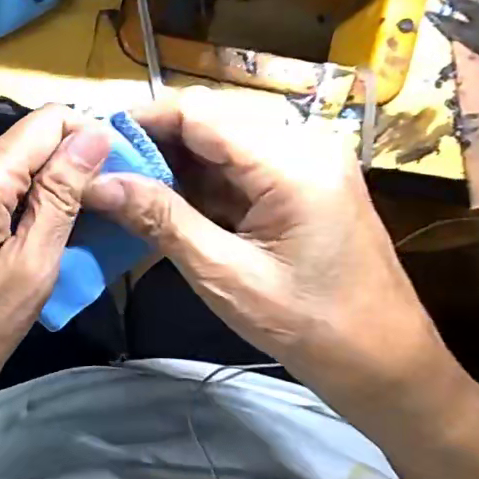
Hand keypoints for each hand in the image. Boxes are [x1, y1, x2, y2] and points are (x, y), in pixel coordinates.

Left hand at [0, 105, 111, 432]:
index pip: (45, 122)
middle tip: (106, 207)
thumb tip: (94, 137)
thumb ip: (61, 197)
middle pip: (24, 142)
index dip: (89, 135)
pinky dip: (16, 202)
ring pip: (7, 166)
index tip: (122, 171)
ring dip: (44, 187)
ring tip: (77, 227)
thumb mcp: (29, 271)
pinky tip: (35, 235)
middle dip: (69, 165)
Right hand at [82, 88, 454, 407]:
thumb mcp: (225, 276)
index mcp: (291, 162)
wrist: (385, 364)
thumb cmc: (309, 326)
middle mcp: (301, 145)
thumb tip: (97, 183)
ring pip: (218, 141)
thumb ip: (161, 220)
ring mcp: (303, 163)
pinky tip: (162, 202)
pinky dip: (195, 180)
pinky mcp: (298, 184)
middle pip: (208, 120)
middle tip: (102, 172)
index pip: (199, 113)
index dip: (142, 121)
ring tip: (122, 187)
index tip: (92, 147)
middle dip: (152, 141)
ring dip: (170, 161)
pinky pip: (234, 166)